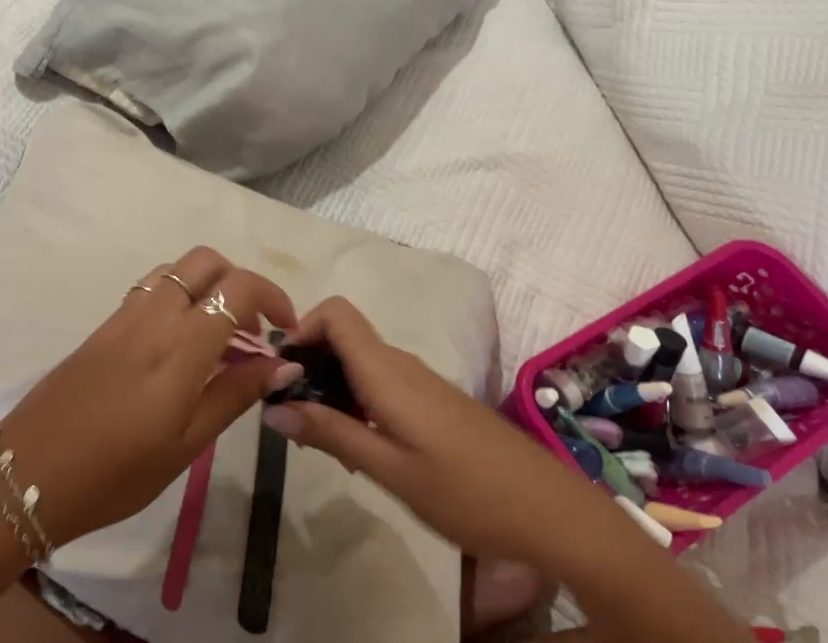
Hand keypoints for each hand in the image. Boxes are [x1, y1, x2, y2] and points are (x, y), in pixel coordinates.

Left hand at [0, 247, 301, 546]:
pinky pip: (151, 289)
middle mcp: (153, 314)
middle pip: (206, 261)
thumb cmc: (116, 472)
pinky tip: (182, 346)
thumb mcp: (186, 444)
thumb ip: (235, 394)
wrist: (31, 471)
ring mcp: (124, 315)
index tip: (286, 333)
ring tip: (222, 340)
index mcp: (181, 344)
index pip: (238, 287)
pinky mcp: (104, 326)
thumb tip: (283, 364)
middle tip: (254, 332)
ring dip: (208, 287)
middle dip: (240, 282)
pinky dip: (179, 298)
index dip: (273, 298)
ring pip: (176, 270)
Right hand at [260, 297, 610, 565]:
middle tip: (296, 422)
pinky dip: (359, 404)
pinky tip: (366, 451)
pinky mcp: (436, 402)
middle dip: (310, 369)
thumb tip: (273, 409)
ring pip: (361, 364)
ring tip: (327, 444)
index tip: (284, 374)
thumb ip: (331, 435)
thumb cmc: (468, 494)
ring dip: (333, 391)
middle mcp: (403, 365)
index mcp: (388, 373)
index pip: (336, 313)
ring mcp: (423, 383)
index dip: (302, 329)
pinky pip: (383, 384)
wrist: (554, 515)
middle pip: (343, 338)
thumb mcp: (391, 471)